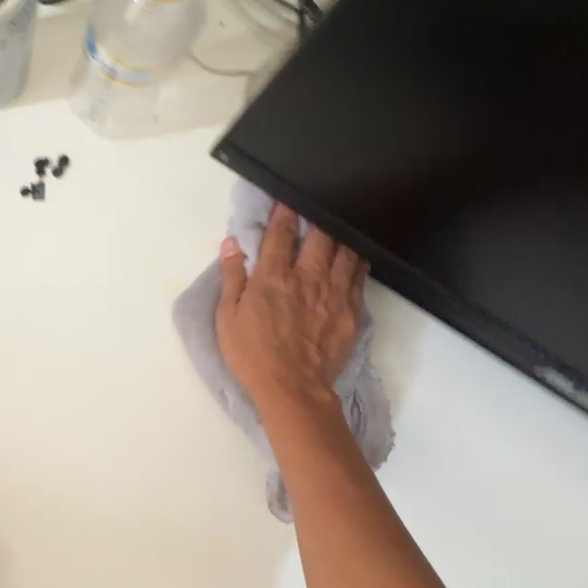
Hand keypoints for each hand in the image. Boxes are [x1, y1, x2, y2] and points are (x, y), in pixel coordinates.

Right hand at [216, 204, 368, 411]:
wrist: (292, 388)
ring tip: (341, 228)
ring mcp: (334, 294)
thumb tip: (231, 245)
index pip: (281, 235)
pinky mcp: (352, 312)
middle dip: (319, 218)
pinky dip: (358, 261)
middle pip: (320, 236)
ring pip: (345, 252)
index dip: (284, 213)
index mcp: (273, 278)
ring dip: (342, 236)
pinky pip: (360, 277)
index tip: (287, 199)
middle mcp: (308, 278)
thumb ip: (232, 278)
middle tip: (320, 209)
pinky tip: (356, 257)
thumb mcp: (227, 317)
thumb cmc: (252, 354)